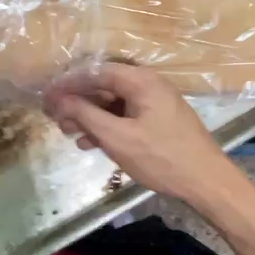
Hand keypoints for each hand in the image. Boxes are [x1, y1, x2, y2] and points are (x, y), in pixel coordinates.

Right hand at [44, 63, 242, 205]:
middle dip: (77, 102)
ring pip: (113, 103)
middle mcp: (148, 84)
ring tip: (69, 134)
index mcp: (140, 80)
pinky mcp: (158, 120)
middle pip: (103, 86)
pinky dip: (106, 126)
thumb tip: (60, 99)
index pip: (95, 71)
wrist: (208, 183)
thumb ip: (86, 115)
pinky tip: (90, 143)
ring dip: (89, 117)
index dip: (68, 84)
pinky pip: (125, 115)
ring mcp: (155, 102)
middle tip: (55, 120)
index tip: (46, 97)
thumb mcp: (118, 138)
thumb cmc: (162, 157)